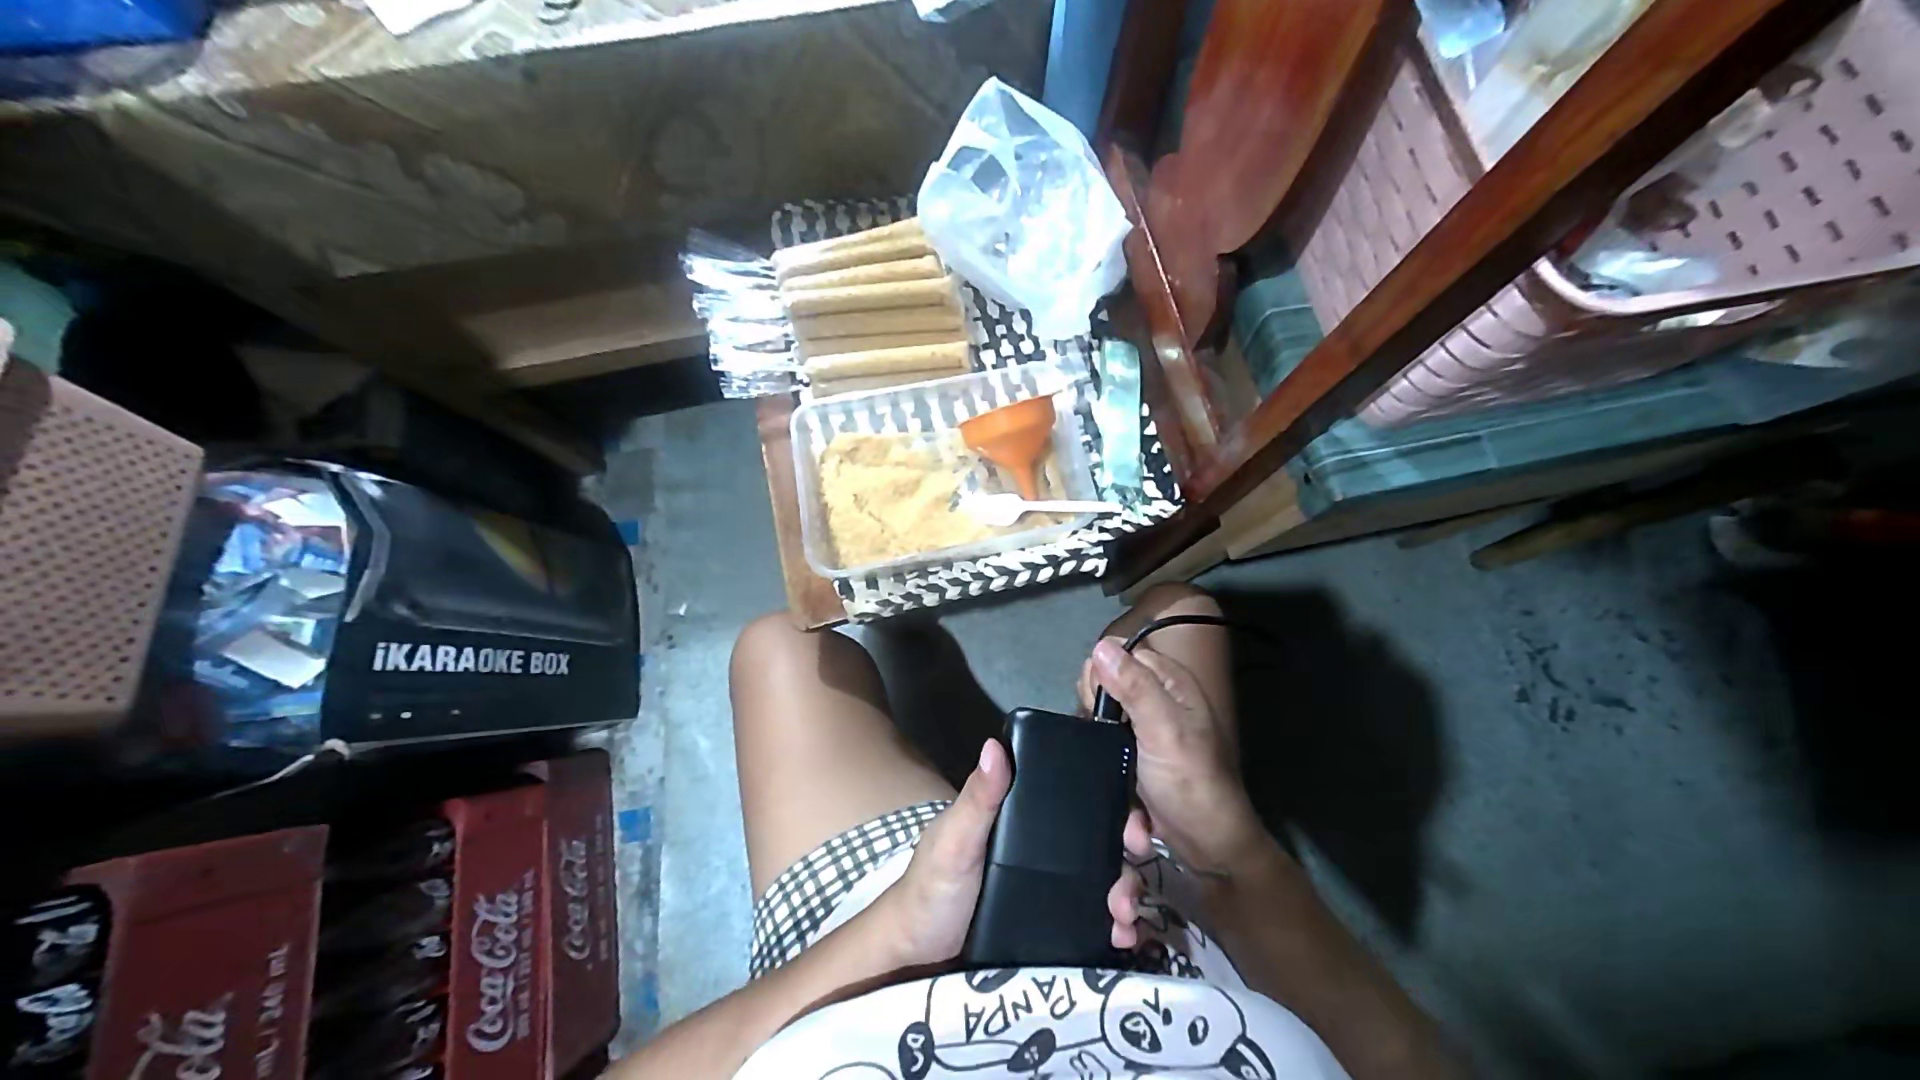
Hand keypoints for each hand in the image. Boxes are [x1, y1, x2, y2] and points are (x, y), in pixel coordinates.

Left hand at [871, 737, 1151, 966]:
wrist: (919, 956)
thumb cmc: (933, 887)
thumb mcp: (954, 840)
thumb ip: (977, 799)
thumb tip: (995, 745)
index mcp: (1026, 817)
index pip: (1080, 803)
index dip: (1114, 808)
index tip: (1134, 826)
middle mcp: (1046, 848)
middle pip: (1103, 844)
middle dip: (1129, 861)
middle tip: (1131, 882)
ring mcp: (1053, 888)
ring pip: (1107, 882)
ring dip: (1128, 896)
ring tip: (1125, 920)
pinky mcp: (1056, 925)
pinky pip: (1096, 921)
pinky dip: (1118, 928)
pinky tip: (1123, 939)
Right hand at [1084, 638, 1269, 875]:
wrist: (1207, 848)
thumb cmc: (1191, 783)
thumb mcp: (1164, 729)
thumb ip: (1134, 687)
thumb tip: (1101, 646)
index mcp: (1171, 682)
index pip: (1119, 653)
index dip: (1102, 673)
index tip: (1101, 704)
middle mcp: (1157, 699)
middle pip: (1104, 684)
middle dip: (1097, 714)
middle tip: (1112, 739)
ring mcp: (1143, 728)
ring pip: (1098, 717)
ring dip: (1099, 745)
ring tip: (1114, 768)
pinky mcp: (1132, 755)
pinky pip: (1103, 746)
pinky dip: (1105, 765)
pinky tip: (1116, 783)